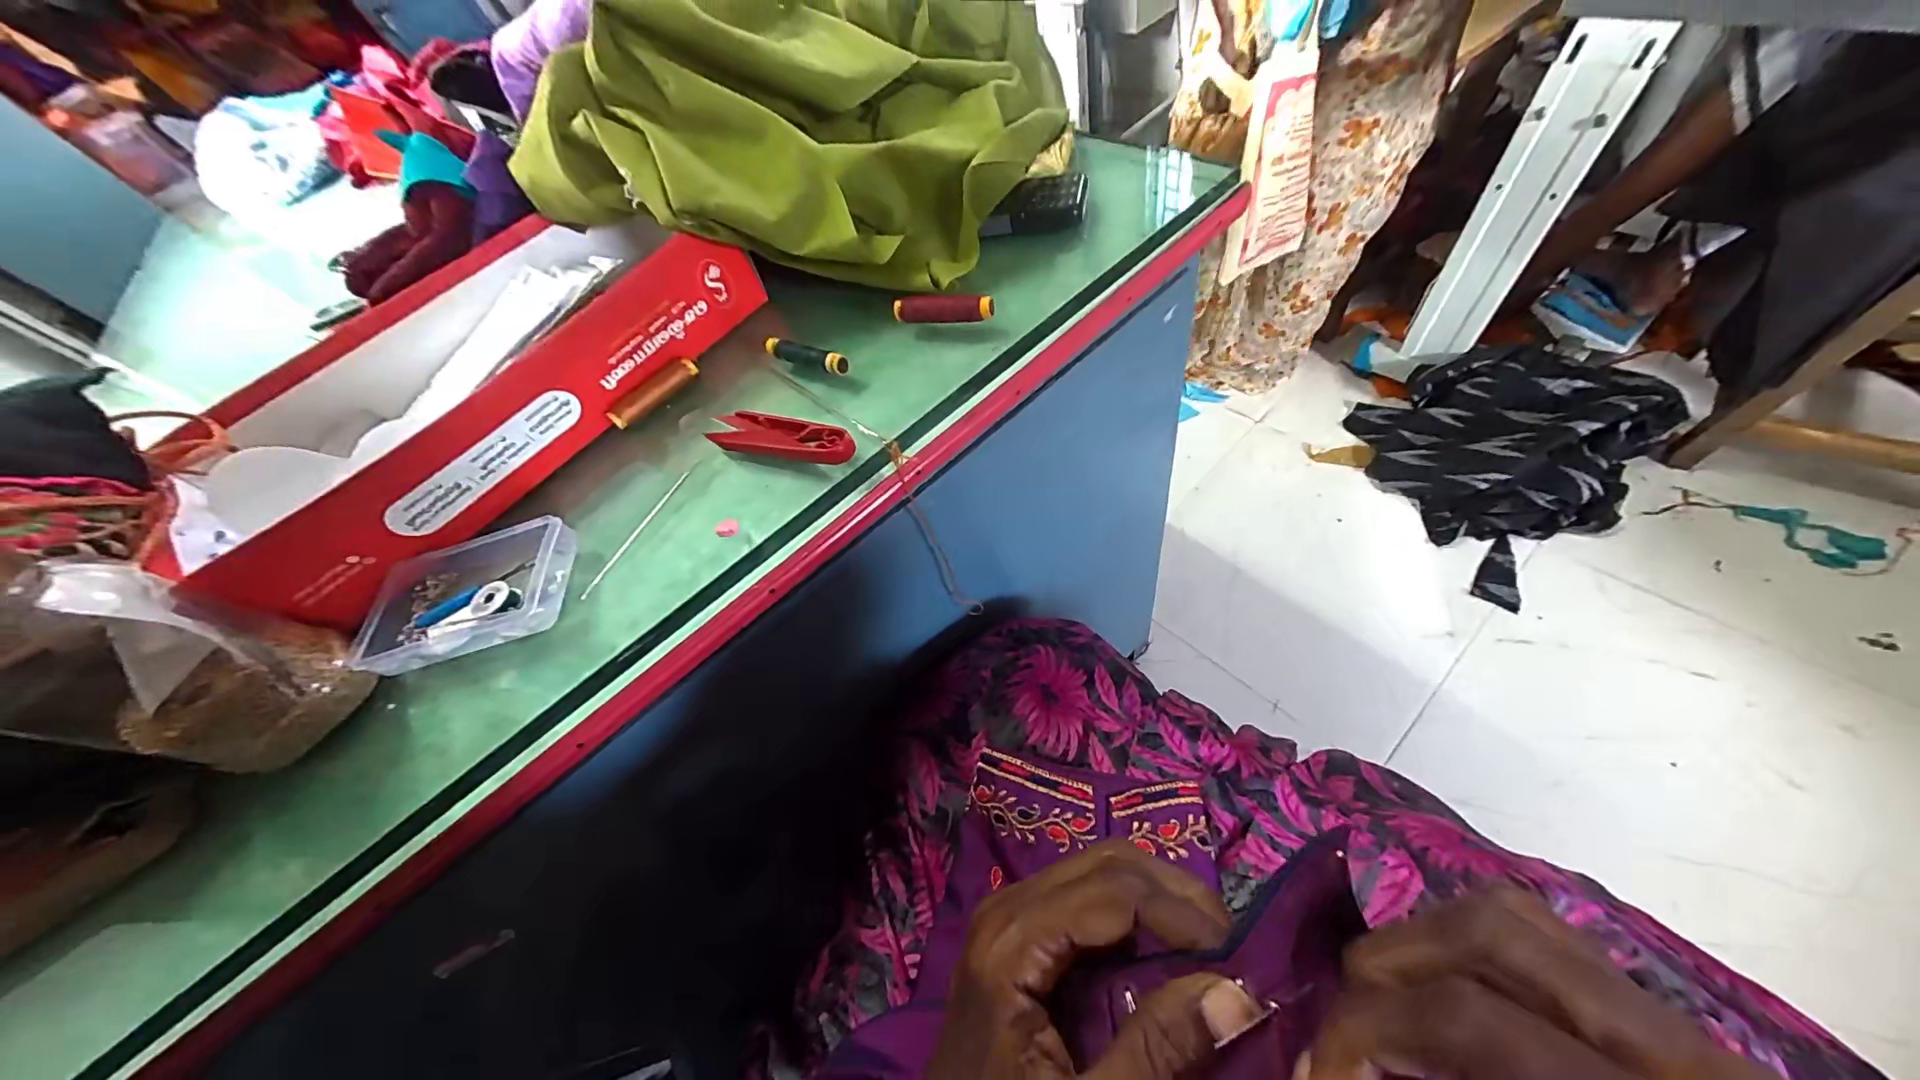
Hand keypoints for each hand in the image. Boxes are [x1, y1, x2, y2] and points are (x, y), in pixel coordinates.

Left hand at [928, 839, 1266, 1079]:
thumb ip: (1155, 1050)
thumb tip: (1237, 992)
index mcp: (1012, 941)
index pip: (1112, 890)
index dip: (1180, 913)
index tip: (1238, 956)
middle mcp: (1008, 905)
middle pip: (1107, 864)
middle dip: (1174, 894)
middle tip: (1231, 946)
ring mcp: (1010, 910)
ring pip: (1099, 868)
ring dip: (1157, 896)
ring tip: (1208, 945)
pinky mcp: (1019, 925)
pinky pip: (1085, 892)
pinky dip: (1133, 909)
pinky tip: (1164, 945)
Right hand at [1305, 889, 1777, 1079]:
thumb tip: (1336, 1068)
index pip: (1466, 1020)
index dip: (1363, 1031)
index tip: (1319, 1065)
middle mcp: (1669, 1046)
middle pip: (1486, 933)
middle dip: (1385, 965)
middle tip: (1346, 1016)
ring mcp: (1680, 1021)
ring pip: (1514, 913)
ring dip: (1424, 940)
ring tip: (1387, 988)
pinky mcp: (1671, 1016)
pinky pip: (1550, 935)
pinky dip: (1475, 941)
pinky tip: (1449, 979)